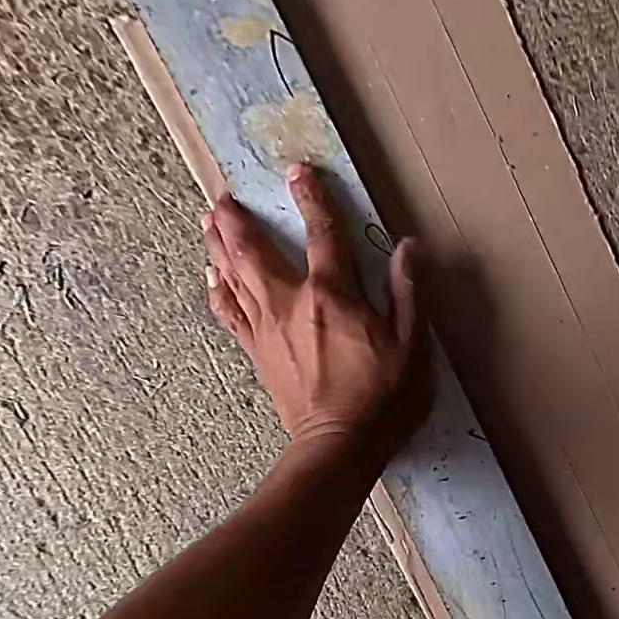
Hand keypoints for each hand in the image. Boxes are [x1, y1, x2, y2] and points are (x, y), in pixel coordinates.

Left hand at [202, 163, 431, 465]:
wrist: (339, 446)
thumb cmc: (381, 399)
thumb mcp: (412, 346)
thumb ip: (409, 292)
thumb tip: (408, 246)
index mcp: (331, 295)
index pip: (322, 232)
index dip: (311, 197)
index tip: (297, 171)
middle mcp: (290, 304)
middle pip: (254, 250)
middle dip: (236, 219)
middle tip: (222, 195)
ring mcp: (268, 330)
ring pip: (234, 276)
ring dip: (219, 245)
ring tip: (207, 221)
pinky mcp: (258, 354)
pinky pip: (230, 315)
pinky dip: (218, 293)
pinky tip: (211, 279)